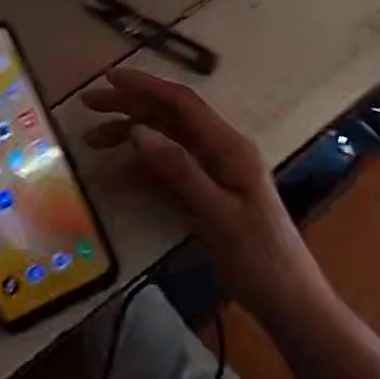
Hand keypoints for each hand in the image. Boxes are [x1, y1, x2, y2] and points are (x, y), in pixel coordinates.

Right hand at [79, 68, 324, 317]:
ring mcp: (213, 172)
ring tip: (92, 140)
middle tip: (90, 104)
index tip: (108, 79)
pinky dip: (140, 167)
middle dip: (129, 105)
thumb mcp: (218, 216)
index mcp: (229, 147)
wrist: (289, 299)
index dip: (144, 86)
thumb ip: (179, 171)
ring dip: (130, 135)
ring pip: (165, 141)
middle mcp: (220, 151)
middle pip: (169, 117)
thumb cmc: (259, 258)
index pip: (182, 103)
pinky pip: (168, 170)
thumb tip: (137, 132)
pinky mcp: (206, 193)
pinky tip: (115, 174)